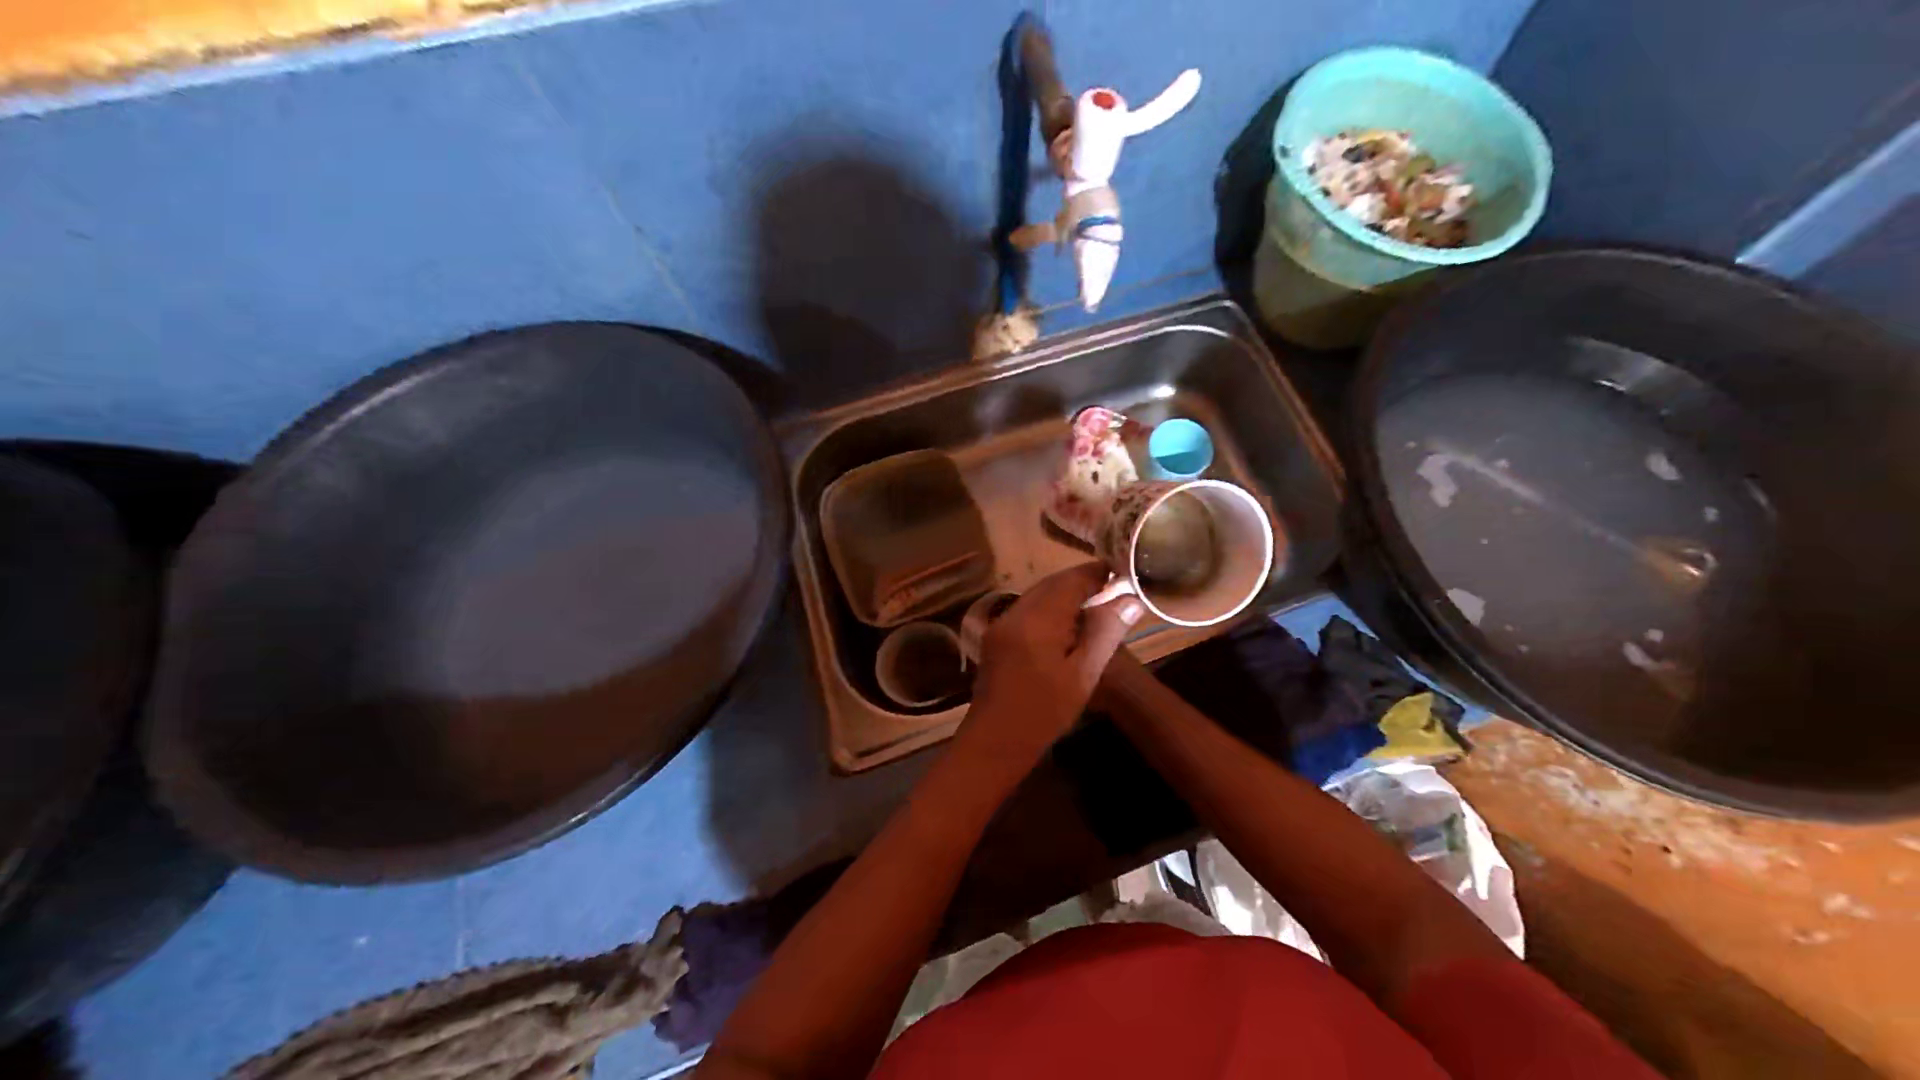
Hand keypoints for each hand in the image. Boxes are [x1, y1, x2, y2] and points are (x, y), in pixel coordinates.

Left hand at [960, 563, 1144, 768]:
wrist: (994, 742)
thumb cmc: (1044, 712)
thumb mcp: (1082, 675)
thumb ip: (1105, 632)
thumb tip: (1131, 600)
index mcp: (1037, 619)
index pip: (1071, 580)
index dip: (1098, 573)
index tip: (1124, 572)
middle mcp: (1015, 612)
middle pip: (1052, 584)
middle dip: (1083, 582)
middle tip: (1115, 589)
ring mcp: (1001, 624)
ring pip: (1038, 595)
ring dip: (1066, 595)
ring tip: (1098, 605)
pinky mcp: (997, 637)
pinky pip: (1027, 610)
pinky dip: (1050, 609)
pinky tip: (1068, 626)